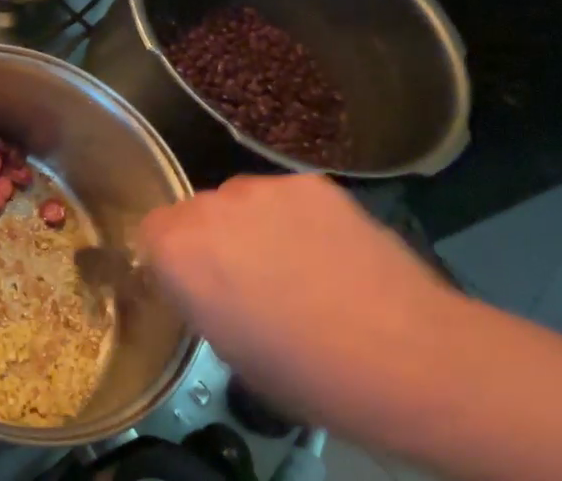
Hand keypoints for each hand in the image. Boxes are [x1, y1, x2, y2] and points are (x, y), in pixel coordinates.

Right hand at [137, 174, 460, 425]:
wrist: (411, 359)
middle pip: (195, 213)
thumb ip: (200, 299)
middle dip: (213, 241)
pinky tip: (330, 255)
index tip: (195, 288)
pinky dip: (298, 220)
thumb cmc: (310, 375)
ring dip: (253, 227)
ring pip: (241, 202)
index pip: (149, 234)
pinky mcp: (313, 184)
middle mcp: (210, 207)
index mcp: (177, 250)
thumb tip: (207, 286)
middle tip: (248, 282)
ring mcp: (263, 189)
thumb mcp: (229, 351)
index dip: (171, 261)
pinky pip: (288, 199)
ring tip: (297, 268)